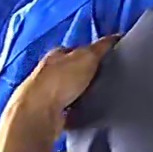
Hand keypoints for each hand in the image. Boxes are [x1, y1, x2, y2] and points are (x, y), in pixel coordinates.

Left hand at [2, 35, 116, 138]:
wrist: (35, 115)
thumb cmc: (61, 80)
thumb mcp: (88, 56)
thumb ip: (102, 46)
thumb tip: (117, 36)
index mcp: (54, 55)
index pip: (74, 48)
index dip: (90, 51)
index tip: (105, 57)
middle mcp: (44, 72)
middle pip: (69, 68)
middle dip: (84, 72)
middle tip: (104, 75)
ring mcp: (40, 94)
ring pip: (65, 88)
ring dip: (77, 91)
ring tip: (95, 93)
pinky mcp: (41, 113)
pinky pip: (63, 106)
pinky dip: (72, 107)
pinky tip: (82, 109)